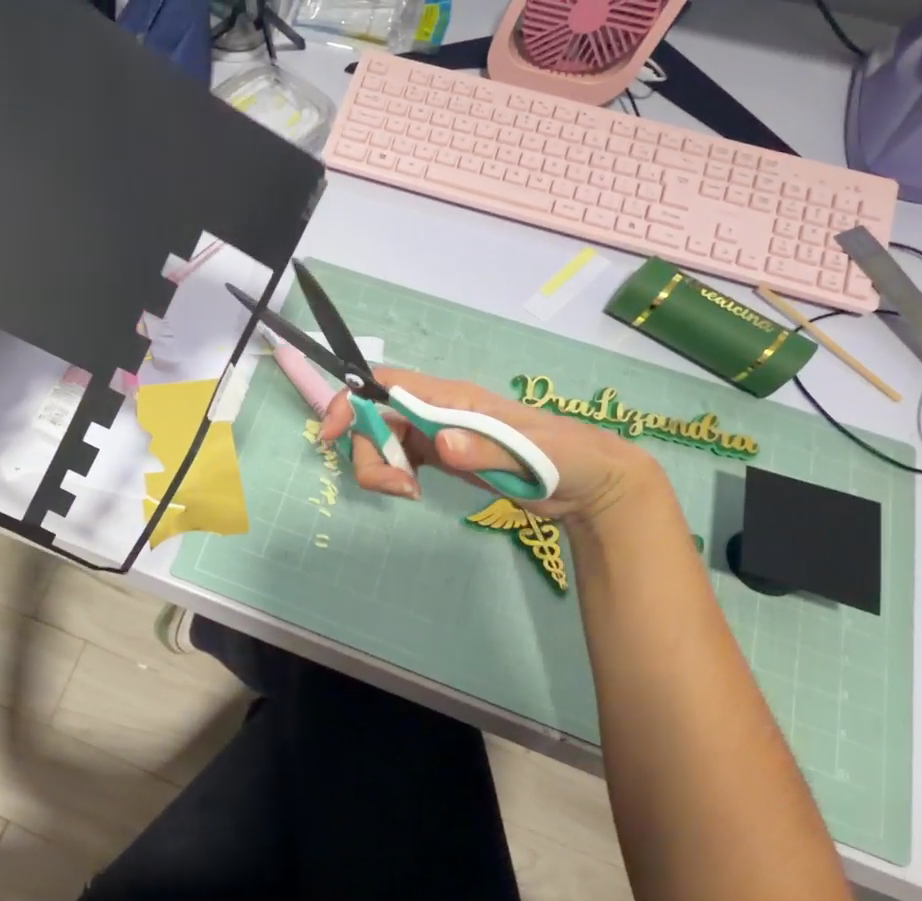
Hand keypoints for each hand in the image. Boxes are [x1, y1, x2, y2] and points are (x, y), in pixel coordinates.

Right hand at [319, 367, 659, 523]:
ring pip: (383, 441)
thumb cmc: (566, 460)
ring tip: (410, 494)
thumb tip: (439, 443)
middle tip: (398, 489)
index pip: (387, 385)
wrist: (589, 483)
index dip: (351, 401)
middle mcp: (438, 411)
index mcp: (454, 400)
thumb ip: (483, 447)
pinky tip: (413, 493)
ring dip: (381, 469)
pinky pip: (398, 458)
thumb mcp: (531, 454)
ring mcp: (437, 433)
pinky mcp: (440, 455)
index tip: (331, 434)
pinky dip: (393, 476)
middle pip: (375, 419)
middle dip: (370, 453)